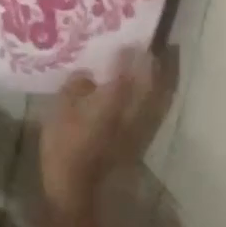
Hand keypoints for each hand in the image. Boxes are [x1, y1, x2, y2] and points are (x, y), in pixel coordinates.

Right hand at [40, 45, 178, 214]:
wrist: (76, 188)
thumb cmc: (63, 148)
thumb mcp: (58, 112)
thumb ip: (75, 88)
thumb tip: (88, 74)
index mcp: (110, 104)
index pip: (127, 73)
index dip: (131, 55)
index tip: (132, 37)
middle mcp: (132, 114)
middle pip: (154, 83)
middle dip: (159, 61)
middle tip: (158, 42)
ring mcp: (141, 128)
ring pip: (161, 97)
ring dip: (167, 77)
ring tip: (165, 58)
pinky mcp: (143, 139)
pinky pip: (158, 110)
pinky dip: (162, 94)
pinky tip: (156, 87)